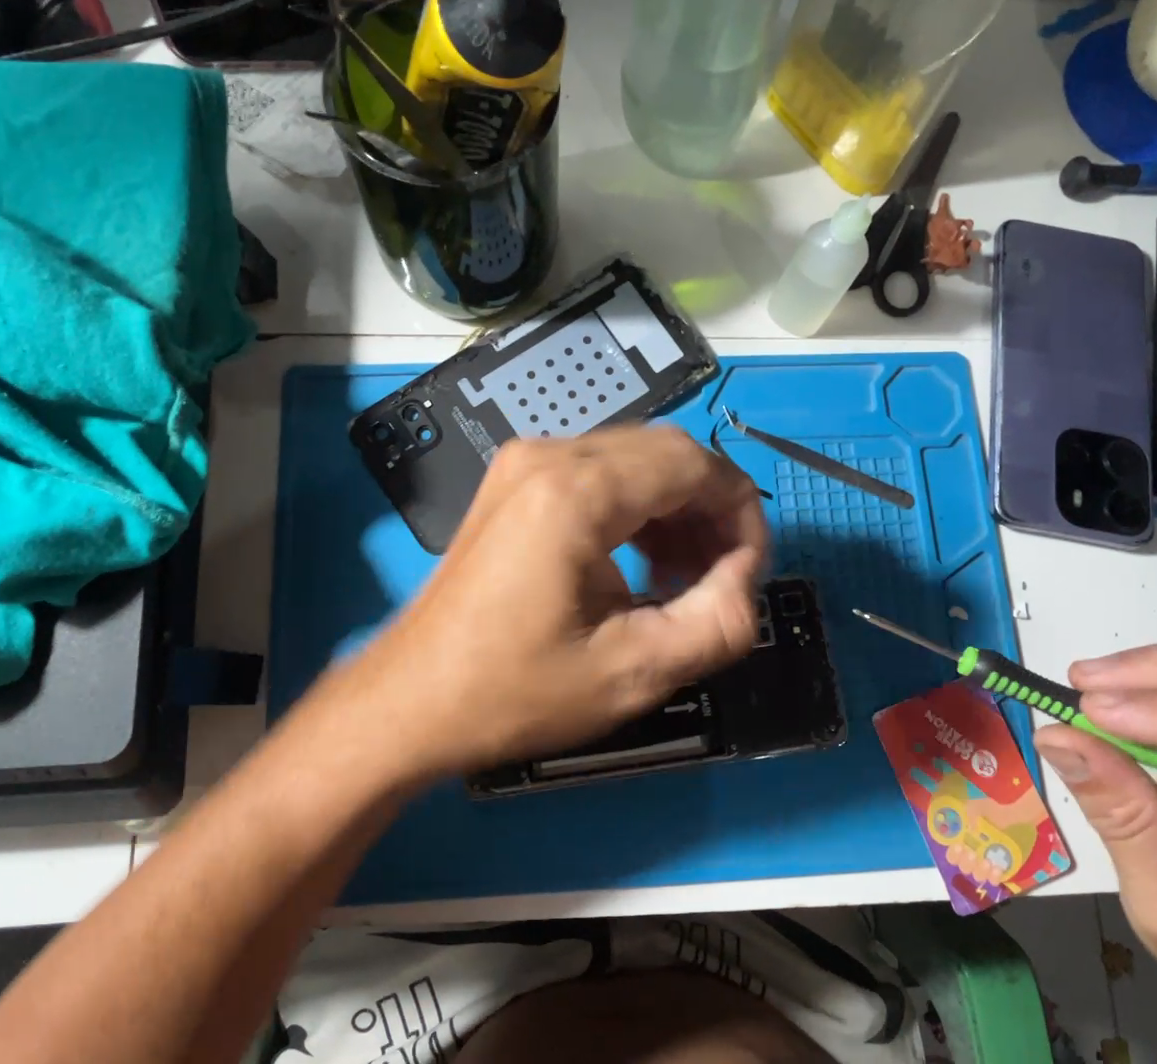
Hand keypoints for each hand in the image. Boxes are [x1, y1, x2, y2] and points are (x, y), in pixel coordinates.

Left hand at [327, 425, 768, 780]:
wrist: (409, 702)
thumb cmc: (513, 693)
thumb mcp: (632, 672)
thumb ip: (717, 622)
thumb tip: (745, 576)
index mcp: (574, 491)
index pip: (695, 464)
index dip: (740, 513)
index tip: (747, 574)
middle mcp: (547, 456)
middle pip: (666, 453)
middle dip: (710, 512)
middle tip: (720, 579)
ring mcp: (522, 465)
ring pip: (634, 461)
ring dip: (675, 512)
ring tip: (682, 581)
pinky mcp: (512, 485)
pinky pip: (598, 477)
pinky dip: (636, 512)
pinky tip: (640, 567)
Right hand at [939, 790, 1048, 884]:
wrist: (1016, 815)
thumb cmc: (994, 810)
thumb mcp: (980, 805)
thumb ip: (971, 812)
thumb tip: (970, 827)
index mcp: (964, 840)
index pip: (952, 854)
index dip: (953, 853)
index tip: (959, 846)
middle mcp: (973, 854)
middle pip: (962, 867)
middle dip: (965, 862)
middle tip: (972, 854)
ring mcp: (986, 863)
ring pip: (977, 876)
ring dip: (979, 871)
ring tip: (987, 862)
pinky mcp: (1000, 869)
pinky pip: (994, 880)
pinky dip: (993, 877)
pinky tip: (997, 868)